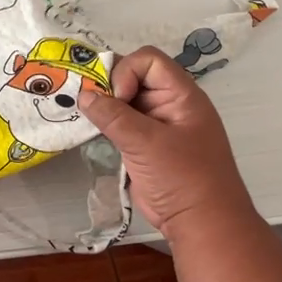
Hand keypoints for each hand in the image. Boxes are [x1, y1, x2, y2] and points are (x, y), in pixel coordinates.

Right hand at [78, 46, 257, 240]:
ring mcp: (155, 124)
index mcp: (182, 97)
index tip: (116, 98)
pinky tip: (86, 129)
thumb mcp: (147, 143)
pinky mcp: (142, 143)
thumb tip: (83, 95)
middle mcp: (168, 104)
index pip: (148, 61)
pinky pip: (117, 121)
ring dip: (100, 104)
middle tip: (87, 105)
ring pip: (121, 99)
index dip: (125, 72)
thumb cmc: (184, 178)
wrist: (200, 221)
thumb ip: (113, 116)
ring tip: (80, 115)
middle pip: (131, 76)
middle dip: (106, 86)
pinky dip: (100, 121)